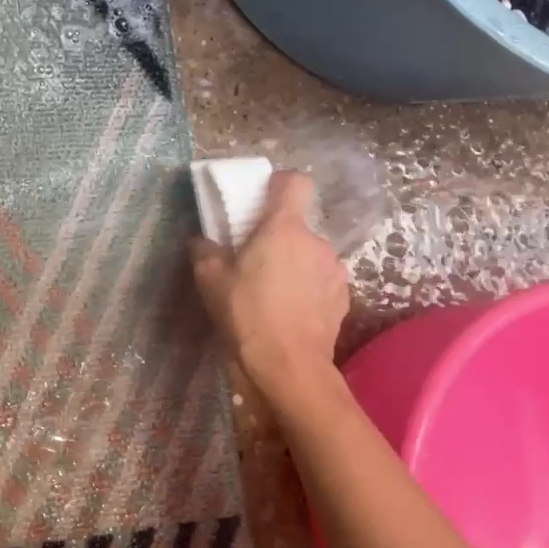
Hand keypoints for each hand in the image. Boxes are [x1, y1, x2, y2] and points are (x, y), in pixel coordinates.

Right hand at [189, 170, 350, 398]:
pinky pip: (320, 279)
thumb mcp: (209, 277)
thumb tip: (205, 242)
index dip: (279, 184)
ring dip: (293, 262)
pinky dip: (306, 286)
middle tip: (252, 258)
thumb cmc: (246, 311)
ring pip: (309, 254)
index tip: (260, 198)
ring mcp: (335, 271)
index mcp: (283, 228)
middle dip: (277, 235)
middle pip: (297, 225)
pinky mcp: (343, 298)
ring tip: (271, 289)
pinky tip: (288, 309)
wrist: (289, 364)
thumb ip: (205, 250)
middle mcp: (316, 242)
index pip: (296, 183)